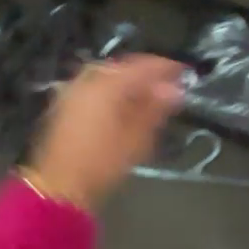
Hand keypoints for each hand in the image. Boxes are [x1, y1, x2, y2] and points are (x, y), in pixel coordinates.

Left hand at [28, 55, 185, 208]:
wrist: (62, 182)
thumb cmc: (105, 162)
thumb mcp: (138, 137)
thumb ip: (156, 108)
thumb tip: (174, 89)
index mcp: (107, 86)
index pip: (142, 67)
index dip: (166, 68)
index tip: (186, 72)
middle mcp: (88, 81)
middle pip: (122, 67)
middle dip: (147, 73)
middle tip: (169, 84)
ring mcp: (73, 90)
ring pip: (108, 75)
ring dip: (130, 80)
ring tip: (151, 93)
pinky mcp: (67, 103)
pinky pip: (96, 85)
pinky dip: (115, 88)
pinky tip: (126, 102)